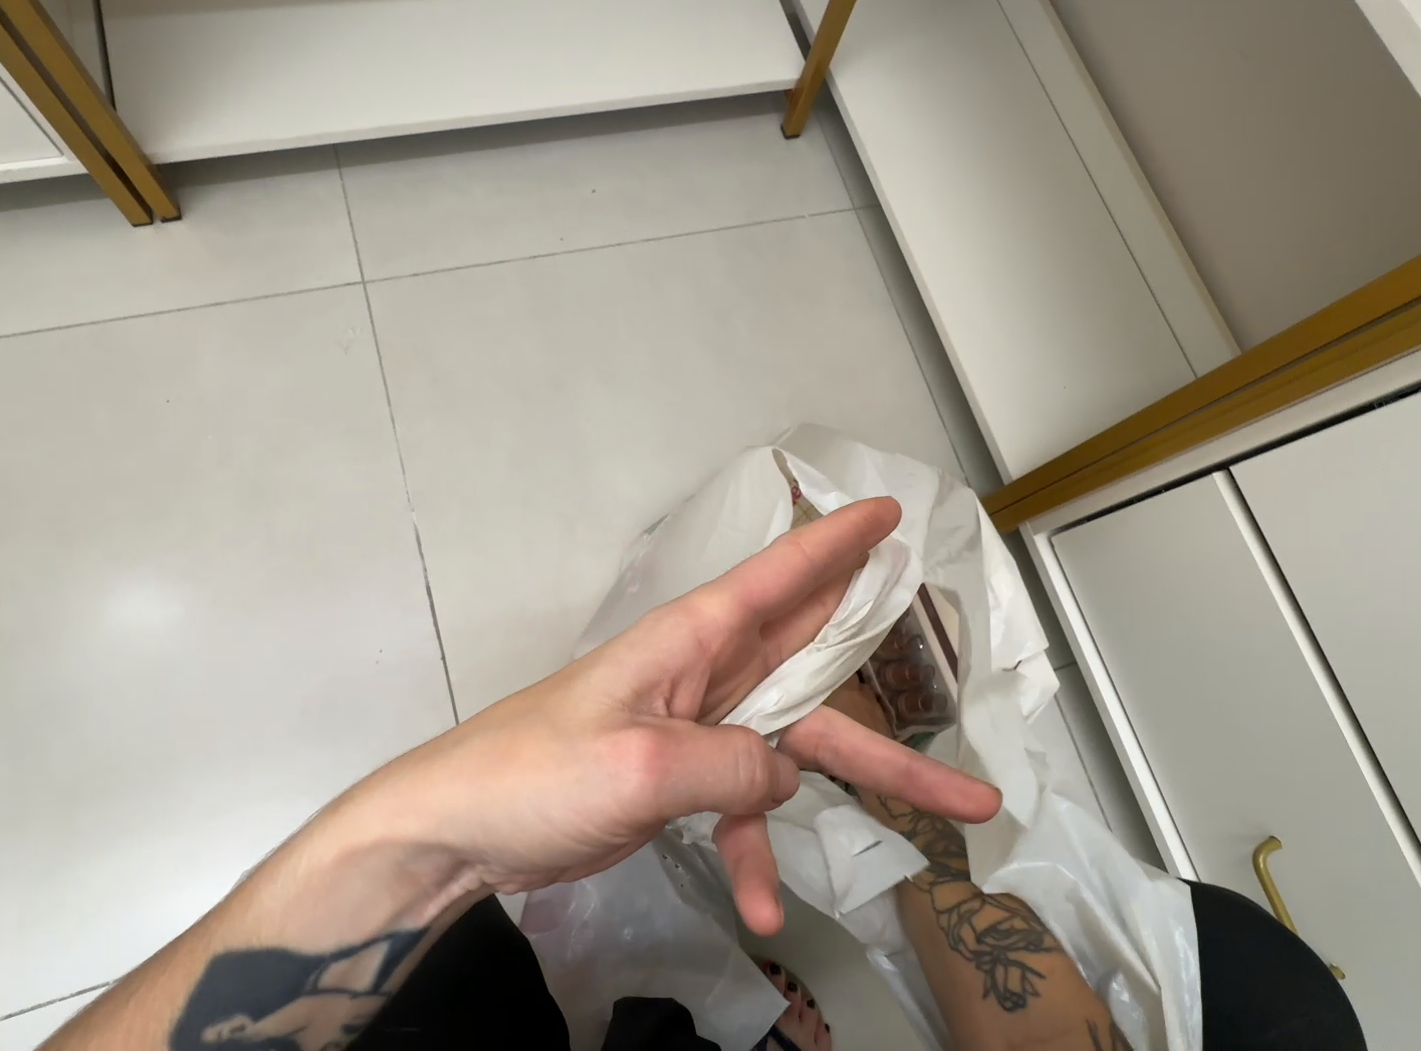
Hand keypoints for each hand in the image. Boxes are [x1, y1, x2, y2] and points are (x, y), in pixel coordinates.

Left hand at [333, 496, 1001, 934]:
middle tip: (950, 650)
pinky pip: (742, 808)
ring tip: (958, 814)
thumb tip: (783, 770)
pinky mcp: (683, 780)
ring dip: (864, 780)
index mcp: (692, 639)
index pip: (779, 575)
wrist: (462, 830)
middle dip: (888, 680)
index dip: (836, 542)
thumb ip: (730, 764)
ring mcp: (698, 728)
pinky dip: (755, 851)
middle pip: (813, 665)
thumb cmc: (536, 771)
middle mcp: (705, 672)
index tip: (887, 514)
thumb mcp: (641, 763)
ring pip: (796, 743)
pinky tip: (764, 904)